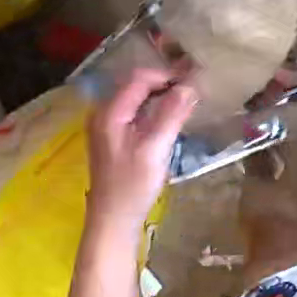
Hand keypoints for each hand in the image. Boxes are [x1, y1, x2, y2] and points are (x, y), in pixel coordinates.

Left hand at [86, 69, 198, 231]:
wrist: (113, 220)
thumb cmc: (132, 186)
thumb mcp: (155, 148)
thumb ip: (171, 115)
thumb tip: (190, 86)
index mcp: (109, 112)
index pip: (139, 78)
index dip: (166, 76)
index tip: (193, 81)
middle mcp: (103, 113)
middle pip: (135, 85)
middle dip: (164, 83)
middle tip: (192, 89)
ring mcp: (106, 125)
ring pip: (135, 99)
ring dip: (160, 96)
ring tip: (185, 101)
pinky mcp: (112, 137)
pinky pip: (134, 112)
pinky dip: (153, 110)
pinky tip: (169, 118)